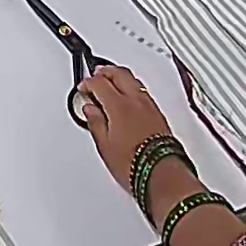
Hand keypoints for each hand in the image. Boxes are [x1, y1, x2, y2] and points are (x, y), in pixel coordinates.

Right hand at [77, 66, 172, 198]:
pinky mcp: (158, 113)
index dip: (88, 83)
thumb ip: (96, 122)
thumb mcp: (105, 145)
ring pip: (133, 80)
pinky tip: (128, 95)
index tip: (83, 88)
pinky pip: (143, 91)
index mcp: (119, 106)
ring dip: (120, 76)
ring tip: (111, 82)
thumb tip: (90, 110)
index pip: (99, 83)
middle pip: (119, 73)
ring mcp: (149, 106)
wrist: (161, 173)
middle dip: (105, 71)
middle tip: (96, 75)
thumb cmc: (134, 163)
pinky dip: (132, 87)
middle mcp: (136, 101)